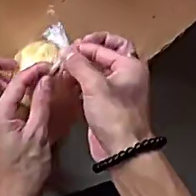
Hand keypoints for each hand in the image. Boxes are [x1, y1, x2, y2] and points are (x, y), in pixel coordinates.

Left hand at [0, 57, 57, 195]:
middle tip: (17, 64)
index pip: (13, 82)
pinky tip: (24, 97)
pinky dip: (4, 92)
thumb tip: (45, 79)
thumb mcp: (39, 135)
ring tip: (23, 79)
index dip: (32, 71)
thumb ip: (41, 103)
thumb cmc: (27, 171)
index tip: (48, 68)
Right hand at [61, 35, 152, 161]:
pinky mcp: (108, 104)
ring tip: (64, 69)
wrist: (123, 150)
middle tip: (70, 54)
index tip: (70, 48)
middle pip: (107, 54)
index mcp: (131, 65)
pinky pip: (94, 86)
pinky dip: (82, 83)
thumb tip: (67, 51)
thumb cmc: (114, 116)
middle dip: (87, 52)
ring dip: (82, 68)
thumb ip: (79, 65)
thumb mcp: (95, 86)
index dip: (88, 44)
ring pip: (99, 71)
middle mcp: (127, 75)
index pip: (108, 45)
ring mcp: (118, 90)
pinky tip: (67, 84)